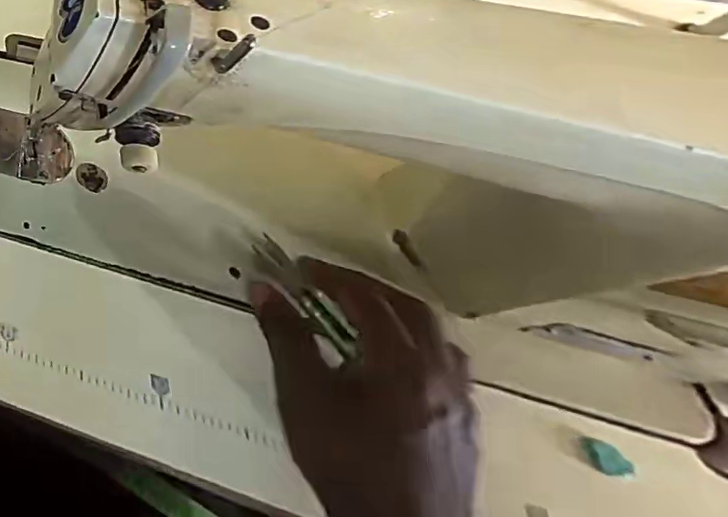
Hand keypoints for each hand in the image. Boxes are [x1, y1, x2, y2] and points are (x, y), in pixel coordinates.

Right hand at [252, 259, 477, 516]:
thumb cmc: (345, 459)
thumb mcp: (302, 393)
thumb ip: (284, 335)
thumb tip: (262, 286)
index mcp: (400, 359)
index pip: (365, 297)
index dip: (329, 275)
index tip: (299, 268)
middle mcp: (439, 374)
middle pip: (410, 310)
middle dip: (368, 287)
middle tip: (331, 282)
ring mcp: (459, 404)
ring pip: (437, 340)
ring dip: (399, 316)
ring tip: (365, 316)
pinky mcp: (465, 431)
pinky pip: (448, 369)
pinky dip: (418, 348)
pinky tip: (396, 365)